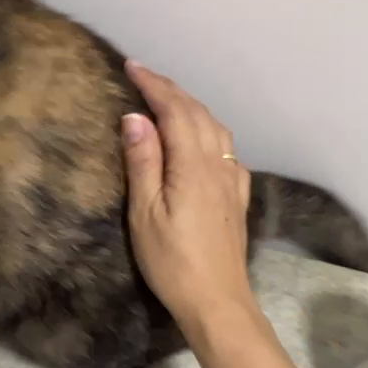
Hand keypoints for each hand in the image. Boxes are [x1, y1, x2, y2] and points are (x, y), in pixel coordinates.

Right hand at [122, 61, 256, 329]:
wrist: (218, 301)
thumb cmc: (172, 262)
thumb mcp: (145, 214)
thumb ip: (143, 163)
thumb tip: (135, 117)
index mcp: (192, 165)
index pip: (174, 110)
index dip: (154, 85)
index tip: (131, 66)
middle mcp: (217, 164)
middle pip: (197, 113)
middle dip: (170, 89)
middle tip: (143, 75)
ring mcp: (231, 179)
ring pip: (214, 127)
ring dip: (190, 105)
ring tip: (166, 98)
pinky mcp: (236, 195)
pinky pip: (224, 147)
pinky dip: (206, 128)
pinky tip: (199, 138)